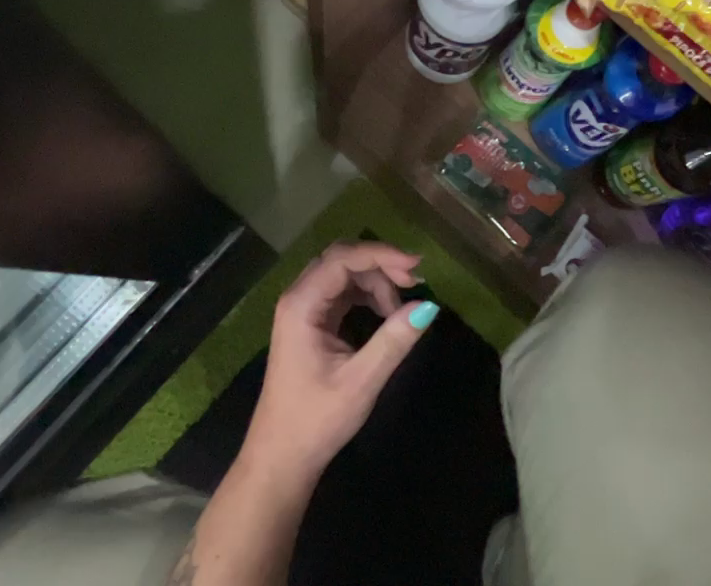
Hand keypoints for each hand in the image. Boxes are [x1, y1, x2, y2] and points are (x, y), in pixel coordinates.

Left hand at [241, 242, 435, 482]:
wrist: (282, 456)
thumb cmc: (317, 420)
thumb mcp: (361, 381)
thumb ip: (394, 340)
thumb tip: (428, 306)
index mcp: (301, 305)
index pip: (342, 259)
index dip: (381, 255)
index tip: (416, 267)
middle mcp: (298, 298)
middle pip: (341, 259)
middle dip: (380, 264)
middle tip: (415, 281)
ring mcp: (303, 309)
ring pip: (343, 274)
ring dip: (375, 281)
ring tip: (403, 306)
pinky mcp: (311, 322)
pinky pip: (341, 292)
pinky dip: (367, 295)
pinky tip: (386, 313)